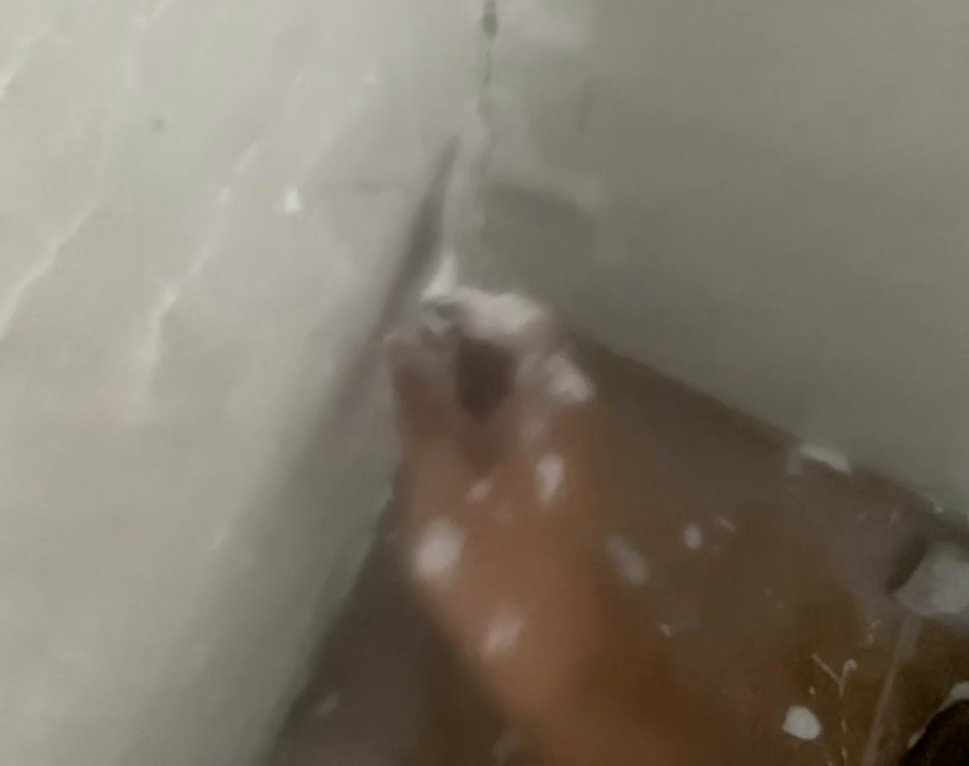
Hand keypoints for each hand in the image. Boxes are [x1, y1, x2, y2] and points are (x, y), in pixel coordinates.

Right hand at [387, 291, 614, 720]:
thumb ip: (422, 404)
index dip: (467, 309)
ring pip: (510, 388)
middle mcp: (567, 406)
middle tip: (397, 359)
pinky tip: (430, 438)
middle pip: (516, 349)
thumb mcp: (444, 478)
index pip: (518, 317)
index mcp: (552, 394)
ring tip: (404, 394)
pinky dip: (473, 419)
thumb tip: (403, 340)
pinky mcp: (551, 476)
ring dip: (461, 384)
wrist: (571, 659)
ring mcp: (562, 443)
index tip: (414, 320)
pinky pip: (510, 423)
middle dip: (457, 346)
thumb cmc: (502, 564)